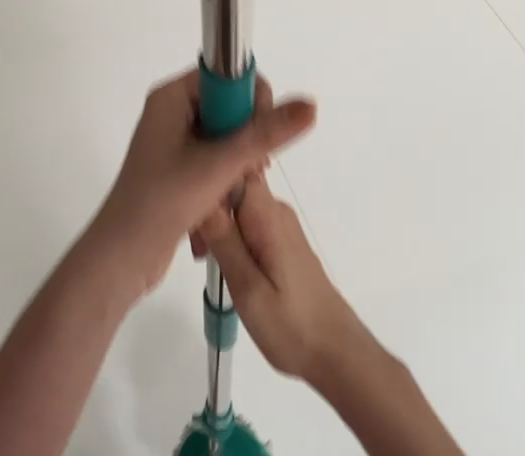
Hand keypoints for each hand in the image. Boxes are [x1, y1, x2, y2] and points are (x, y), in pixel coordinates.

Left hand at [86, 70, 315, 296]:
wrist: (125, 254)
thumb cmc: (165, 200)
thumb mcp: (220, 164)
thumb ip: (266, 133)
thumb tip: (310, 104)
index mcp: (172, 96)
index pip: (227, 77)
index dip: (251, 102)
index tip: (259, 137)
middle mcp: (172, 111)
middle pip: (230, 107)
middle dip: (248, 139)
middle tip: (251, 170)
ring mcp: (175, 140)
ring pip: (228, 137)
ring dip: (241, 164)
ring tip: (237, 189)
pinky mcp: (180, 167)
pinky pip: (217, 158)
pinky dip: (228, 177)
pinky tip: (228, 201)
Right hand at [193, 174, 364, 382]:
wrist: (338, 355)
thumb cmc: (291, 325)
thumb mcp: (247, 287)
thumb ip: (223, 238)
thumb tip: (201, 192)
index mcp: (266, 215)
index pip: (233, 168)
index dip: (205, 178)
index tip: (186, 209)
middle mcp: (275, 211)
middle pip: (230, 186)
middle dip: (205, 207)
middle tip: (196, 250)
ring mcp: (280, 225)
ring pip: (236, 205)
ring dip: (214, 224)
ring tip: (205, 262)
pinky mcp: (281, 242)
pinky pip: (246, 222)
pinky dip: (228, 236)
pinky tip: (222, 263)